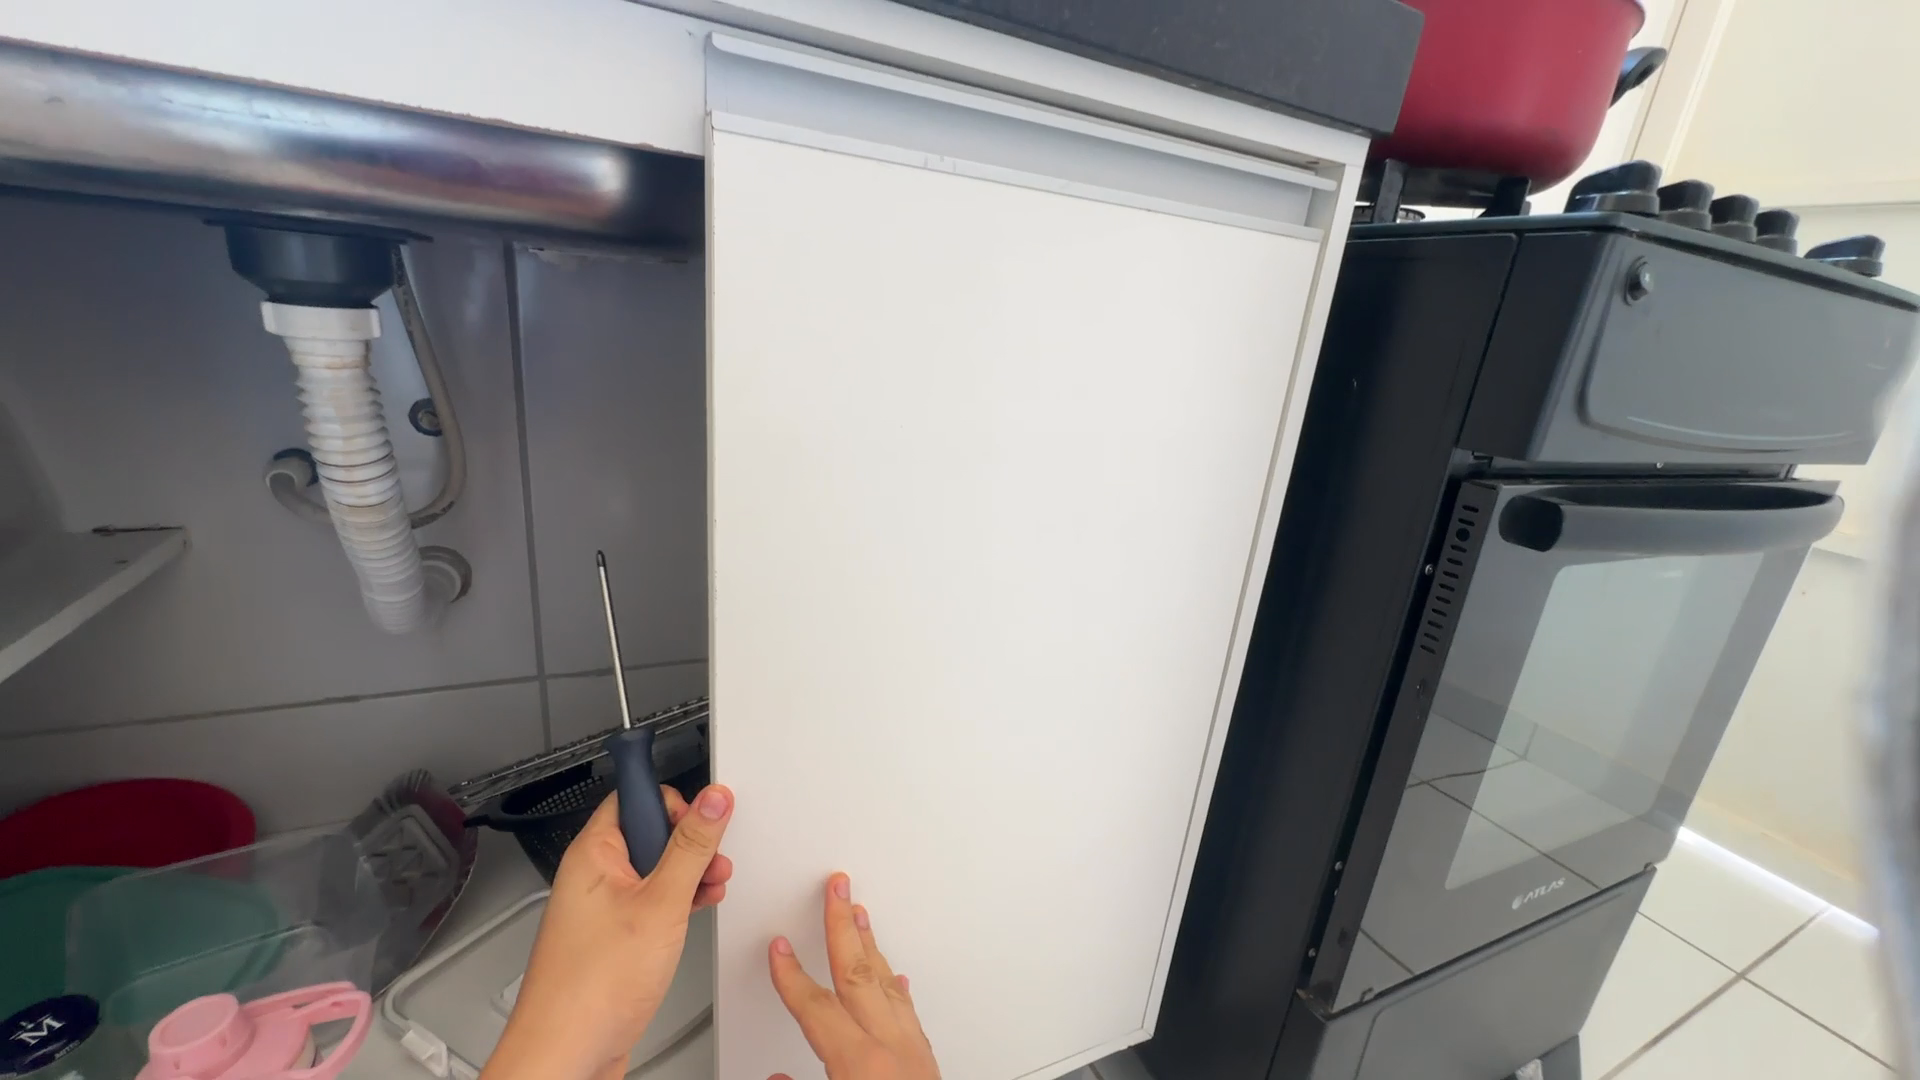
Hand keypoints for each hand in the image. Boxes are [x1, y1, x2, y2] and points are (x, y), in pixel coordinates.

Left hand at [481, 784, 734, 1079]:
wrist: (565, 1062)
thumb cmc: (588, 992)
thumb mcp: (661, 904)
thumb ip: (692, 846)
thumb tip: (713, 799)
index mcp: (594, 854)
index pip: (636, 796)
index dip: (674, 799)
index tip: (706, 808)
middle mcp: (595, 875)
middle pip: (652, 830)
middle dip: (690, 841)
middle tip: (711, 856)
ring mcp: (605, 906)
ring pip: (658, 866)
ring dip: (691, 872)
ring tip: (711, 884)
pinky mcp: (617, 934)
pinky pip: (655, 897)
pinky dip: (681, 898)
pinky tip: (698, 907)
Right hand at [766, 874, 940, 1079]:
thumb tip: (777, 1076)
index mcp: (861, 1064)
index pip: (817, 1007)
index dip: (792, 976)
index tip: (780, 948)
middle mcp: (892, 1048)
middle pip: (858, 973)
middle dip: (842, 925)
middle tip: (837, 888)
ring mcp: (914, 1052)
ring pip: (887, 984)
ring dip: (870, 946)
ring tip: (860, 915)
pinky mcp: (928, 1062)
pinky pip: (908, 1011)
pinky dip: (895, 988)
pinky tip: (894, 978)